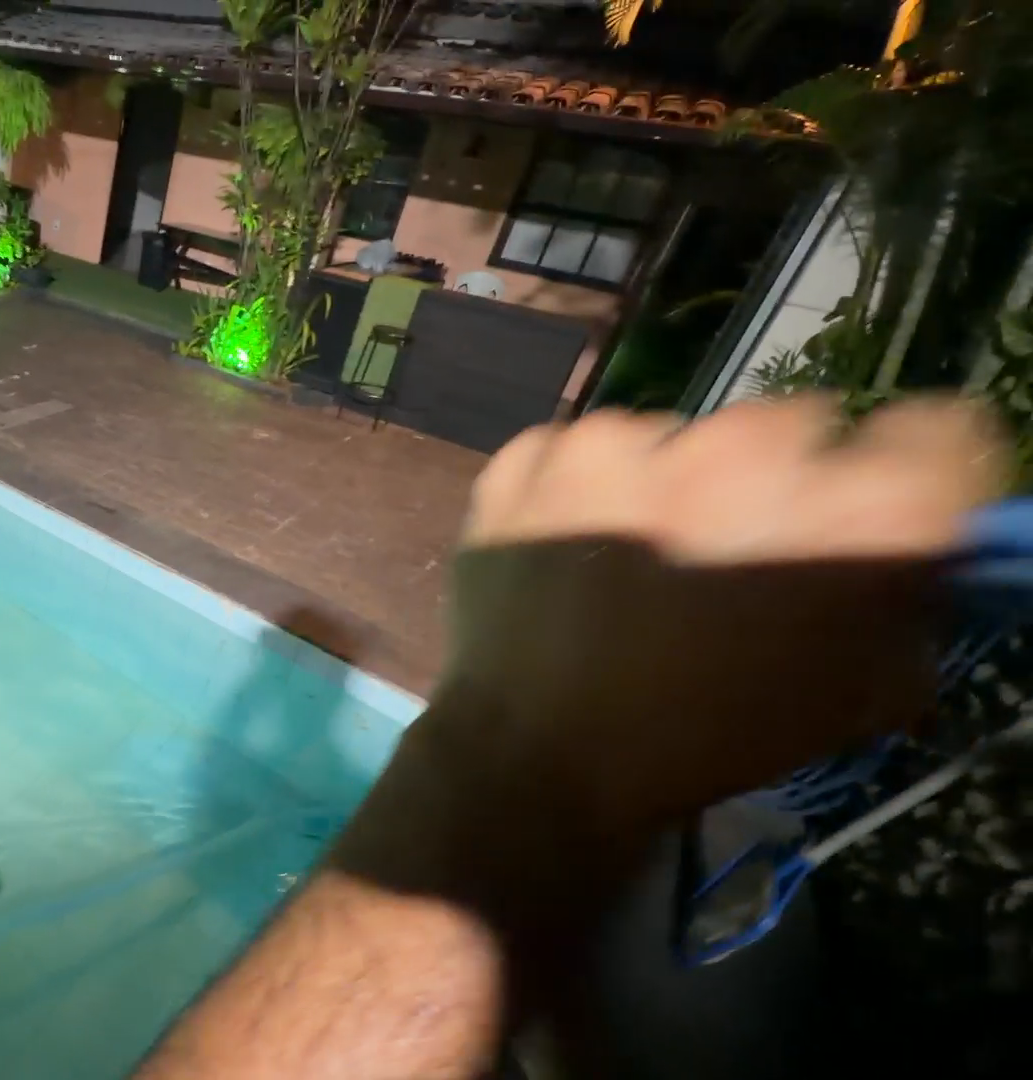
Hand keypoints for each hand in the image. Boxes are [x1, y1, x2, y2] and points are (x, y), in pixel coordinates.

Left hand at [439, 393, 1005, 828]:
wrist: (536, 744)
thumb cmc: (701, 732)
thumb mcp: (855, 687)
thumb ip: (896, 594)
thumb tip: (887, 545)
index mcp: (857, 512)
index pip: (928, 433)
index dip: (892, 475)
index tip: (855, 505)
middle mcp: (738, 454)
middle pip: (783, 425)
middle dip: (768, 477)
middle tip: (725, 537)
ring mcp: (614, 450)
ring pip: (662, 433)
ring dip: (659, 476)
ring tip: (629, 543)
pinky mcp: (523, 465)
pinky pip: (564, 448)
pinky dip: (569, 482)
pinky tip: (566, 535)